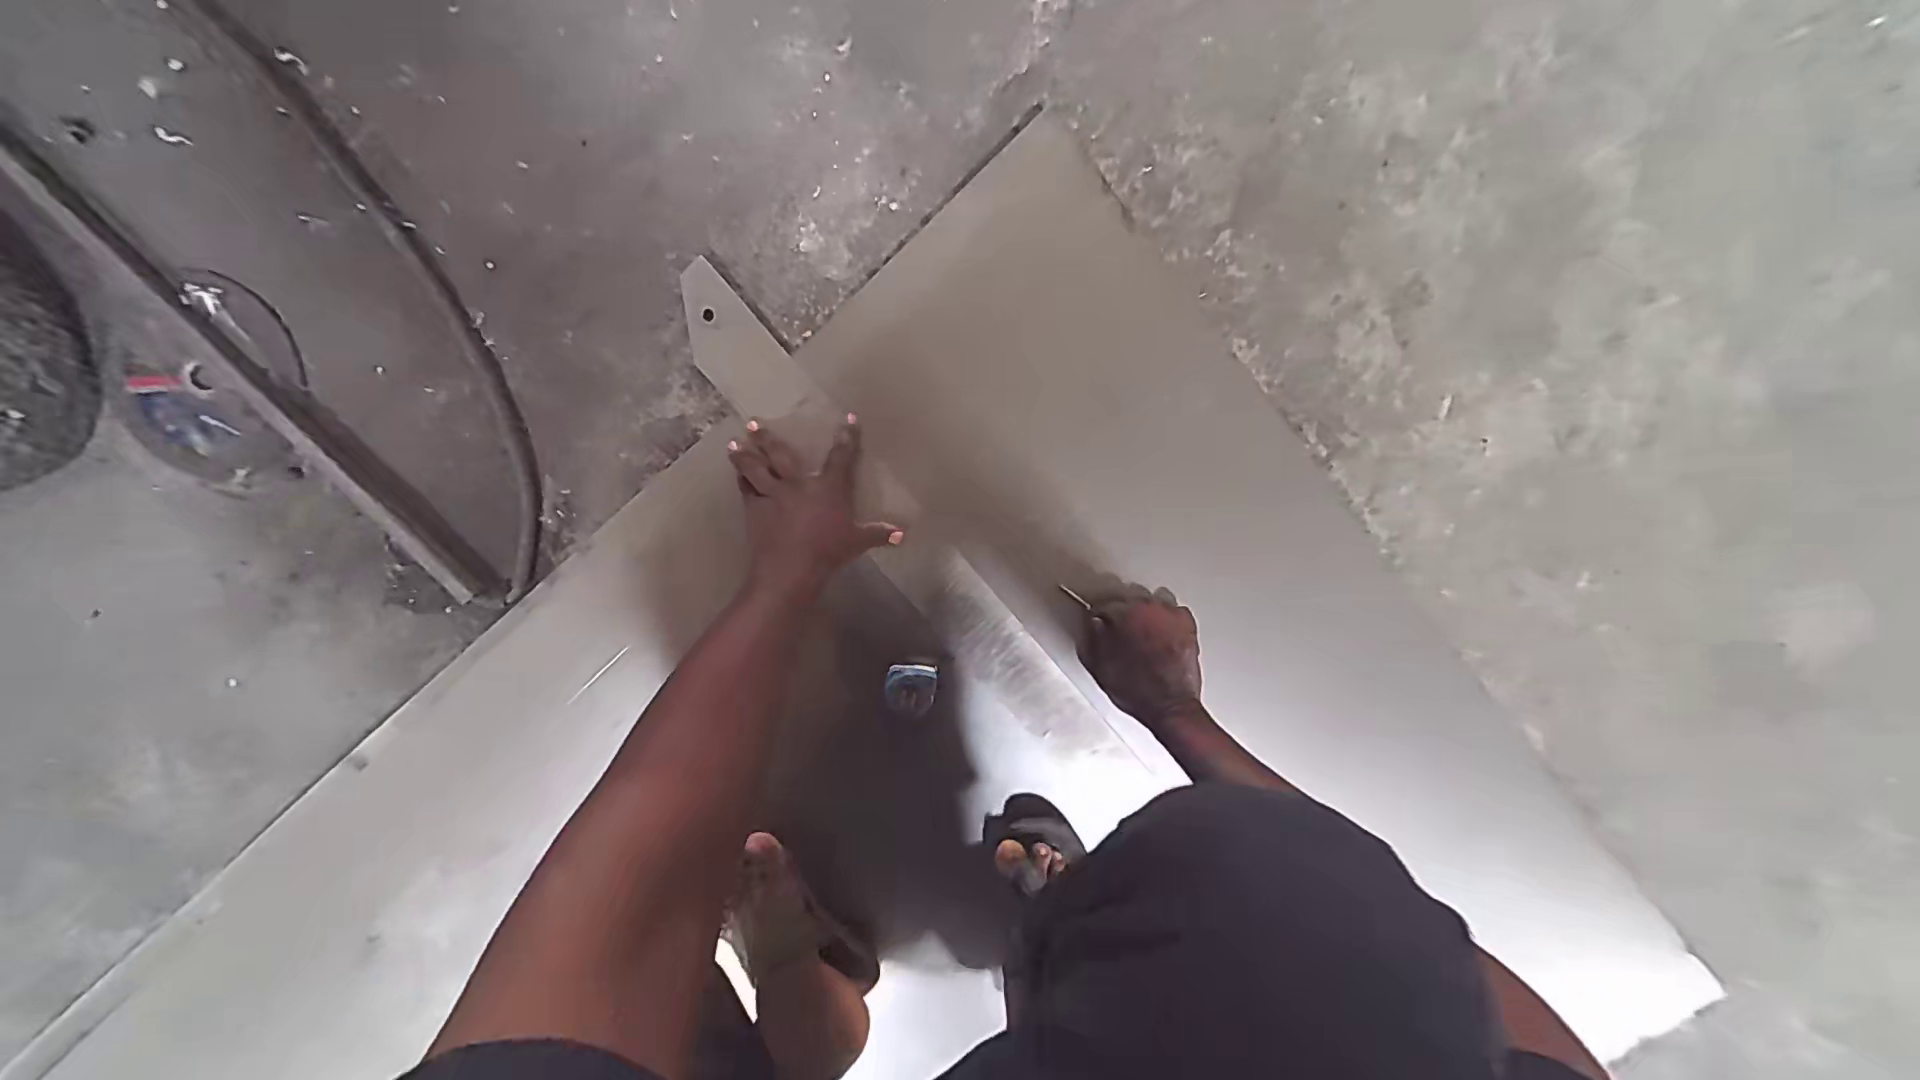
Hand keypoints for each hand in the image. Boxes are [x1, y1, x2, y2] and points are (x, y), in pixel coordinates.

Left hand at [728, 414, 902, 597]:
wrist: (790, 569)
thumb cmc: (828, 552)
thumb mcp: (858, 542)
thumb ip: (878, 534)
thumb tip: (903, 534)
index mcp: (828, 487)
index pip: (841, 457)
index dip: (848, 437)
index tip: (849, 419)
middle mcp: (798, 484)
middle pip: (780, 455)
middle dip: (766, 437)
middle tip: (752, 422)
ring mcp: (773, 495)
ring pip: (755, 469)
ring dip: (744, 455)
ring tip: (734, 443)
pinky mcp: (754, 509)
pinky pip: (745, 490)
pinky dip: (741, 481)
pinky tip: (737, 475)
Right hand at [1079, 585, 1202, 725]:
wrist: (1170, 706)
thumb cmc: (1138, 690)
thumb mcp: (1100, 666)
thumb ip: (1093, 638)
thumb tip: (1094, 624)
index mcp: (1124, 614)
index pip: (1105, 603)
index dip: (1099, 614)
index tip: (1098, 620)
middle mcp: (1149, 608)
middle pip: (1131, 596)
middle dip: (1123, 611)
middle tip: (1119, 628)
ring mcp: (1171, 616)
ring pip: (1154, 600)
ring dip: (1146, 611)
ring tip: (1141, 629)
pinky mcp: (1188, 626)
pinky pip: (1174, 611)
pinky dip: (1167, 618)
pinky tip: (1161, 631)